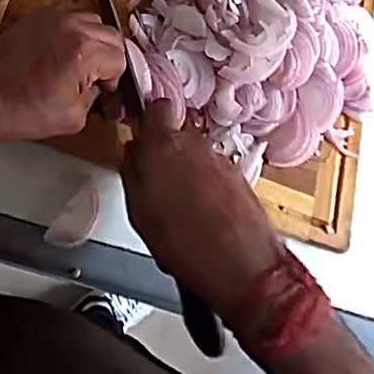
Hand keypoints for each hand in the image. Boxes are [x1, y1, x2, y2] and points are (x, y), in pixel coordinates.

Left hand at [0, 10, 125, 146]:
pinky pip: (69, 20)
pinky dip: (73, 36)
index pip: (121, 58)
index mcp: (84, 51)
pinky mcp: (36, 17)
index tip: (103, 92)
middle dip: (108, 59)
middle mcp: (71, 26)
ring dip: (93, 44)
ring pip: (92, 23)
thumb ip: (97, 97)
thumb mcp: (73, 116)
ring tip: (78, 68)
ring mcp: (52, 17)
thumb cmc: (20, 111)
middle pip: (111, 36)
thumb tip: (102, 88)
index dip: (114, 80)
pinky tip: (61, 57)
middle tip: (95, 81)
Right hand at [121, 100, 284, 314]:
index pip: (157, 106)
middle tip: (157, 180)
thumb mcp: (138, 210)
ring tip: (180, 205)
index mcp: (164, 145)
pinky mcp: (240, 176)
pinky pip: (215, 172)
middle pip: (177, 134)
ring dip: (188, 172)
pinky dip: (208, 187)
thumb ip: (131, 171)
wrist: (242, 267)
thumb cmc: (186, 243)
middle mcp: (195, 144)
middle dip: (167, 152)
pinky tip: (202, 214)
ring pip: (196, 155)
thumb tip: (132, 155)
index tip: (143, 132)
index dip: (150, 117)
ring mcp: (220, 159)